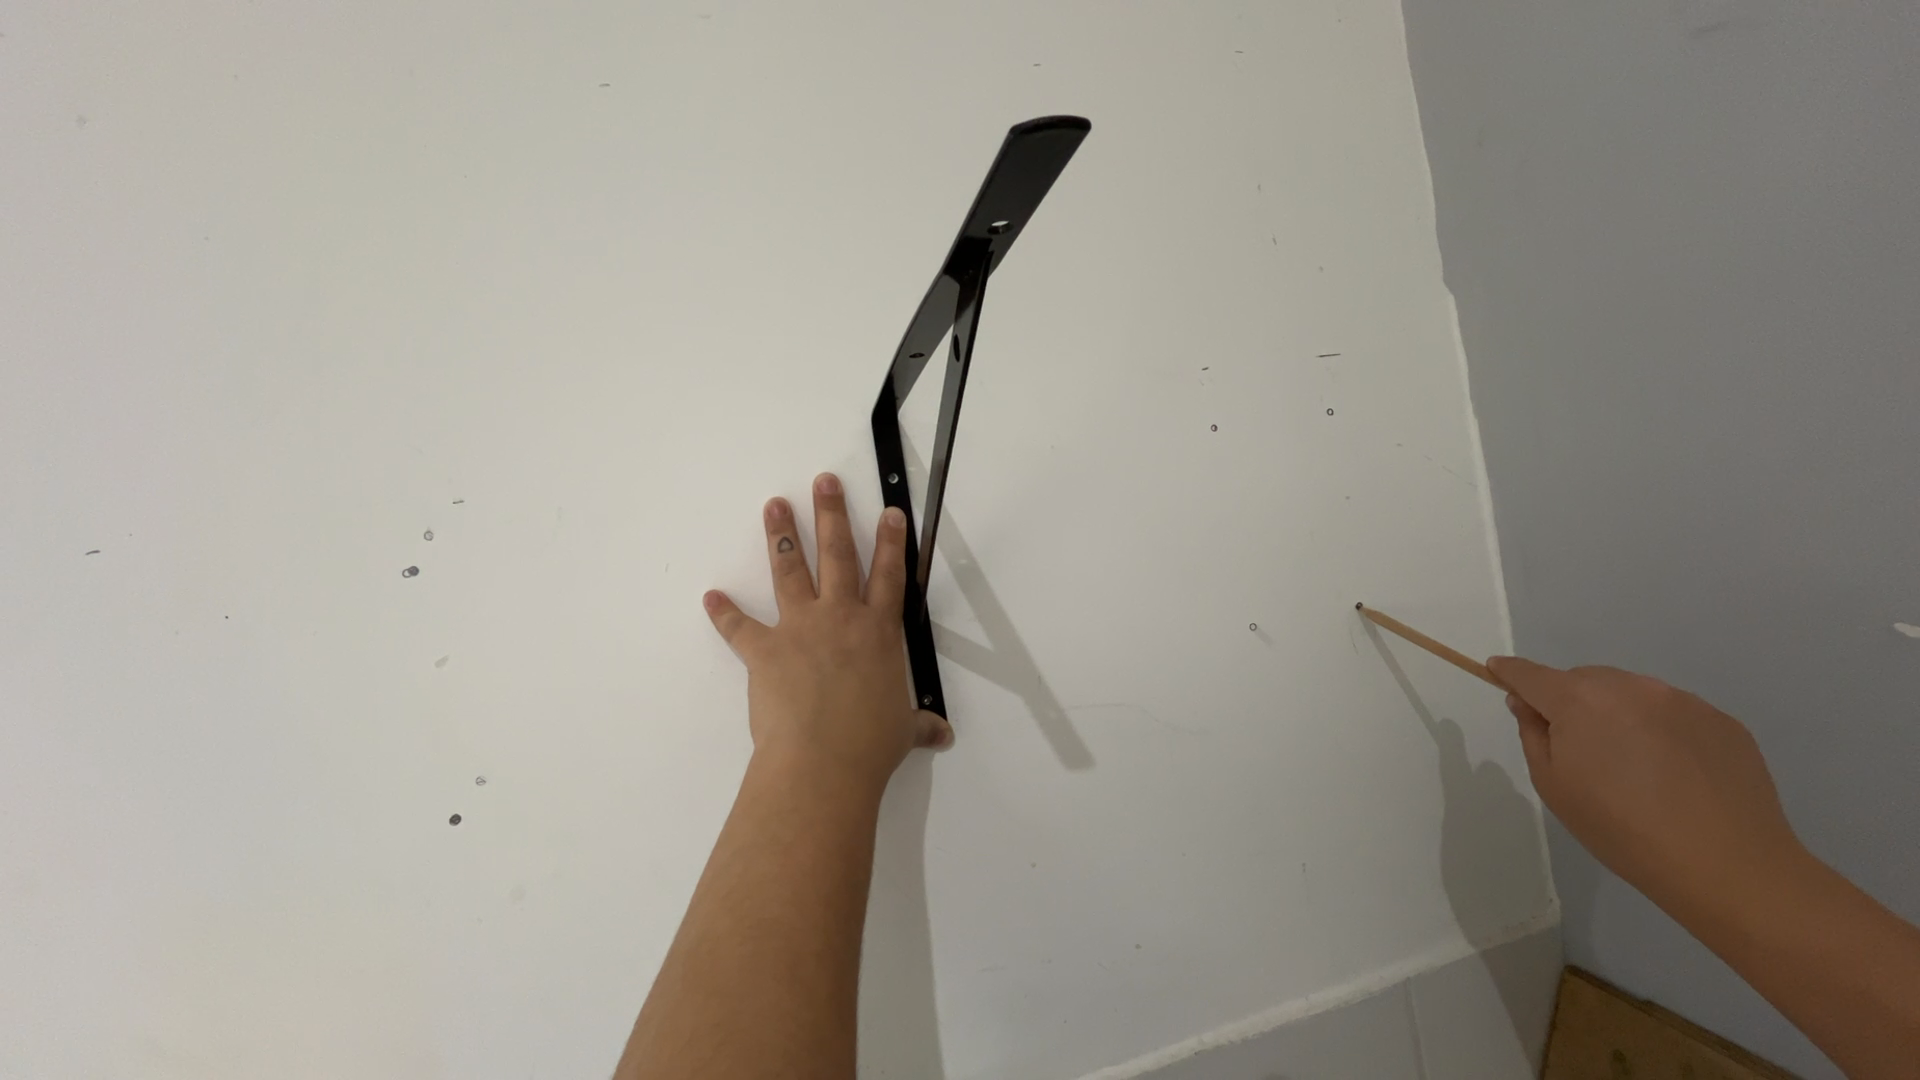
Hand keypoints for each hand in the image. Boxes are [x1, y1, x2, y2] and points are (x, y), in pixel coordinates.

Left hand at [703, 473, 949, 794]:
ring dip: (782, 536)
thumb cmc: (870, 743)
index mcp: (878, 632)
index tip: (890, 512)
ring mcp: (800, 630)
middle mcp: (840, 619)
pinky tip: (711, 597)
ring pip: (791, 572)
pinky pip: (739, 628)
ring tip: (774, 505)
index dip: (891, 541)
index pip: (890, 575)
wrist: (822, 761)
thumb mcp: (903, 730)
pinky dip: (724, 613)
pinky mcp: (765, 651)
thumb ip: (920, 725)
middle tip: (824, 480)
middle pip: (838, 554)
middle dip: (832, 513)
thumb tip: (943, 737)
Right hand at [1488, 657, 1802, 906]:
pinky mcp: (1722, 721)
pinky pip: (1671, 712)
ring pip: (1629, 692)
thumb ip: (1533, 734)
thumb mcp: (1553, 785)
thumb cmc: (1621, 828)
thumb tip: (1529, 705)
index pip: (1530, 674)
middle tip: (1578, 746)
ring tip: (1631, 762)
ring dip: (1615, 712)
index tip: (1497, 673)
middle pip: (1582, 679)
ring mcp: (1681, 701)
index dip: (1509, 673)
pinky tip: (1671, 771)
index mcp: (1580, 701)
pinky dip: (1658, 728)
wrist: (1728, 866)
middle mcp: (1630, 688)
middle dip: (1569, 700)